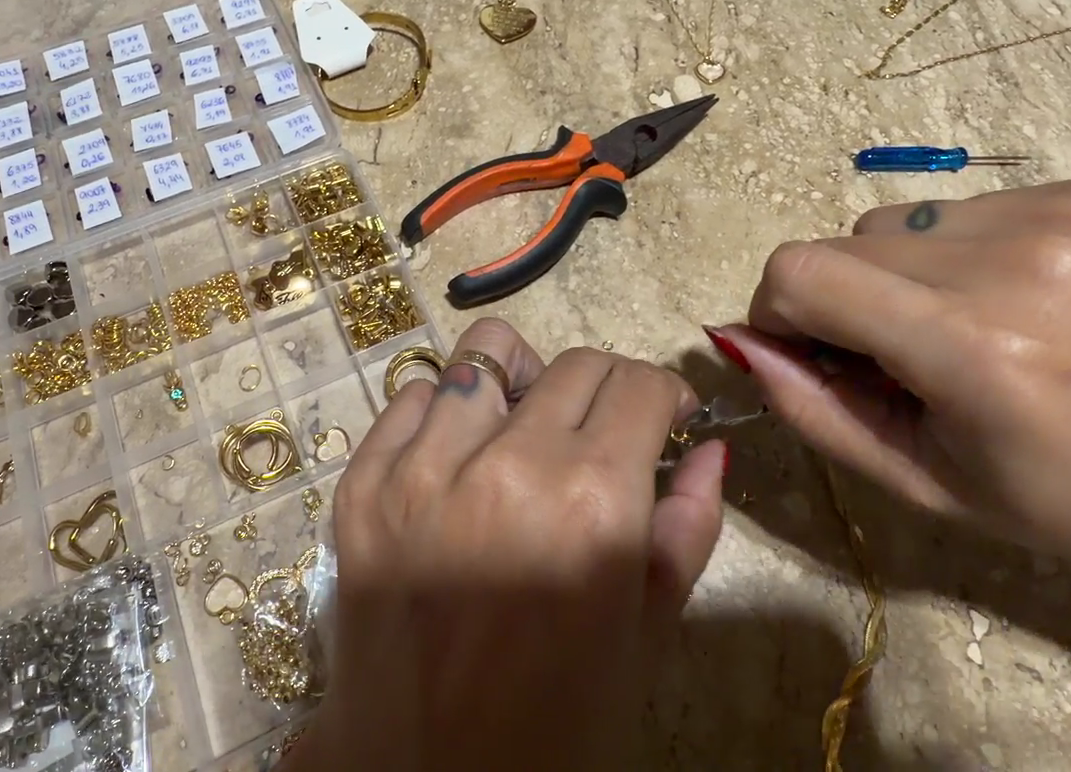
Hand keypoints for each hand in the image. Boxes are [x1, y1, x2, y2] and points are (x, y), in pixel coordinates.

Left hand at [286, 318, 725, 771]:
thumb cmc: (556, 716)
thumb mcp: (646, 632)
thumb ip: (688, 528)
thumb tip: (708, 449)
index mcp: (593, 502)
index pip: (638, 385)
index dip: (664, 392)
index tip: (664, 413)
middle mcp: (508, 466)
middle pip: (572, 364)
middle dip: (605, 385)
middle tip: (601, 425)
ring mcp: (422, 470)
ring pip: (482, 355)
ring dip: (520, 380)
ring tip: (522, 422)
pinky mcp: (362, 483)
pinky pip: (409, 396)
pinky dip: (444, 409)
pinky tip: (456, 453)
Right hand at [706, 177, 1070, 682]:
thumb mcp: (932, 486)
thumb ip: (815, 411)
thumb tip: (740, 341)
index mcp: (978, 345)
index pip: (800, 272)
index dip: (777, 310)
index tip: (808, 351)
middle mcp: (1022, 256)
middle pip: (846, 242)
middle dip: (847, 301)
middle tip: (905, 359)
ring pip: (904, 221)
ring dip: (908, 274)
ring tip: (977, 329)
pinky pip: (971, 207)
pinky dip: (970, 254)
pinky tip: (1030, 301)